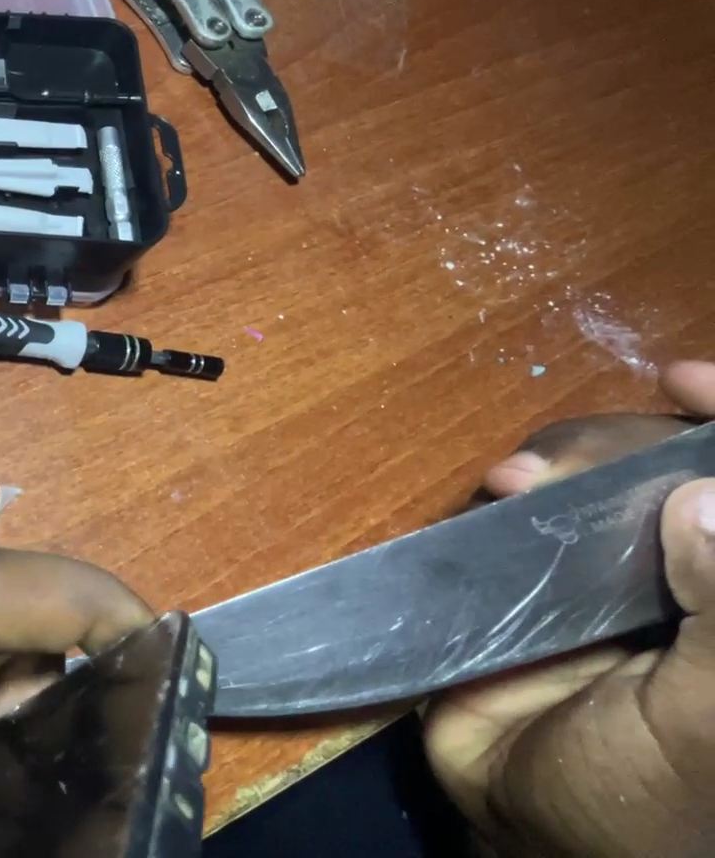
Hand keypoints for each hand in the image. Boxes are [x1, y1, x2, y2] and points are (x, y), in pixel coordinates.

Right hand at [424, 360, 714, 857]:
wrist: (533, 826)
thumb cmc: (667, 800)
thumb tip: (705, 500)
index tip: (689, 380)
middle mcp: (692, 570)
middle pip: (674, 468)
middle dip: (634, 446)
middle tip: (582, 458)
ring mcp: (608, 570)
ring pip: (598, 476)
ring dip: (566, 460)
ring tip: (521, 482)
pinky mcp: (524, 575)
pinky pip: (518, 509)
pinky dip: (510, 487)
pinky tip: (500, 491)